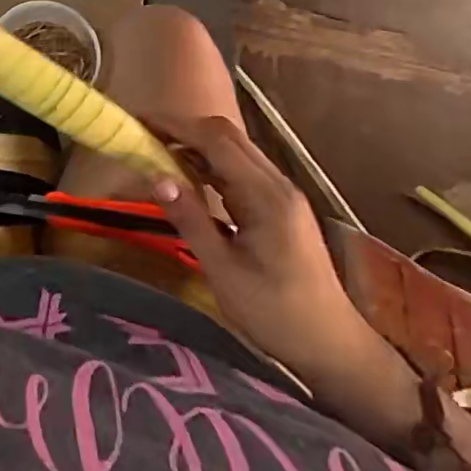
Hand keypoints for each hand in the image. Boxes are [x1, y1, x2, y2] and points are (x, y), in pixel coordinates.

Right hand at [145, 114, 380, 374]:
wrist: (333, 347)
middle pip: (226, 135)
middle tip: (140, 135)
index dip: (175, 125)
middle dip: (181, 128)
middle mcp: (277, 185)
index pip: (216, 140)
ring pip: (232, 148)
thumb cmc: (275, 313)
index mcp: (266, 197)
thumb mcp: (223, 271)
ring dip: (193, 143)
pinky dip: (206, 162)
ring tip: (154, 151)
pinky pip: (237, 168)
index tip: (137, 123)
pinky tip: (183, 175)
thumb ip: (190, 220)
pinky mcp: (277, 205)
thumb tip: (156, 177)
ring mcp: (280, 194)